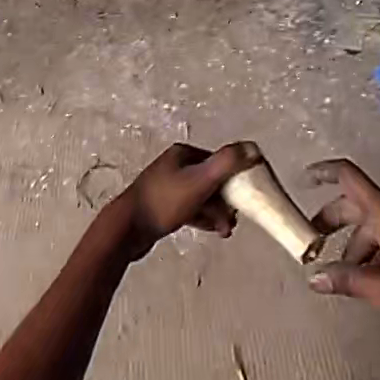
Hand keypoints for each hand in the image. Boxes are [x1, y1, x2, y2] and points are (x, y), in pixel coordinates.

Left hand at [114, 142, 260, 256]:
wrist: (126, 229)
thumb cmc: (164, 202)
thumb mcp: (200, 181)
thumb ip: (227, 163)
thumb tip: (253, 148)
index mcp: (183, 154)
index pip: (218, 161)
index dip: (234, 178)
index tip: (245, 199)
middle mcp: (175, 166)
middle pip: (211, 180)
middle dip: (226, 201)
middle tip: (234, 220)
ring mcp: (167, 186)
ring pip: (202, 197)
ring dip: (217, 212)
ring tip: (225, 231)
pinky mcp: (162, 206)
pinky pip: (191, 209)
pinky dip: (204, 218)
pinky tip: (213, 230)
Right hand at [306, 159, 379, 356]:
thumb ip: (352, 282)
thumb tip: (316, 277)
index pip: (348, 177)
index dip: (323, 172)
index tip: (304, 179)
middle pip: (358, 203)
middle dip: (335, 222)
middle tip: (316, 244)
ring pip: (379, 220)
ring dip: (361, 242)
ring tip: (351, 274)